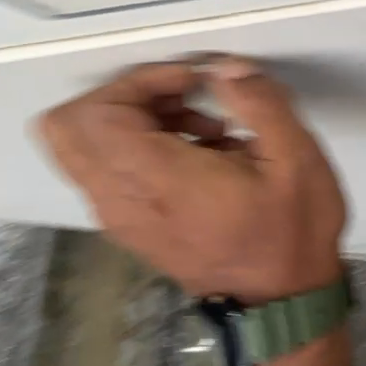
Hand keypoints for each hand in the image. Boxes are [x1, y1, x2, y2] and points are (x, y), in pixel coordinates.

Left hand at [37, 57, 347, 303]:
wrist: (281, 297)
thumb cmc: (293, 227)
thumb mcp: (298, 158)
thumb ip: (261, 104)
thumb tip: (227, 67)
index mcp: (157, 178)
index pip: (95, 112)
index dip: (140, 80)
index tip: (196, 80)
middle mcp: (119, 197)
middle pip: (67, 126)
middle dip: (126, 95)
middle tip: (189, 95)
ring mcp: (118, 215)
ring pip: (83, 147)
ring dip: (137, 120)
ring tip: (209, 127)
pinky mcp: (129, 224)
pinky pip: (107, 170)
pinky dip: (142, 146)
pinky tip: (206, 154)